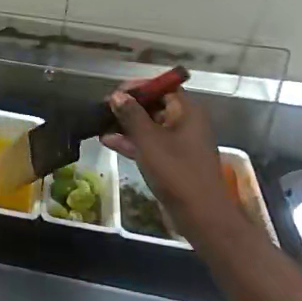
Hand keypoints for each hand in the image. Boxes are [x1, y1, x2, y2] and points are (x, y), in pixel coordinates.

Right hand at [101, 84, 224, 214]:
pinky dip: (132, 142)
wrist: (200, 214)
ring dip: (126, 125)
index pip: (164, 87)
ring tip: (101, 126)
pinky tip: (108, 142)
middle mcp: (186, 123)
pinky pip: (151, 144)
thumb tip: (117, 96)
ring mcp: (180, 143)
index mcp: (187, 112)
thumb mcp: (148, 139)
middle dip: (129, 107)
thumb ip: (131, 114)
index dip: (140, 87)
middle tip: (104, 110)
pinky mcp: (173, 161)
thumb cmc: (176, 171)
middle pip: (156, 105)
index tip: (116, 93)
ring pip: (150, 126)